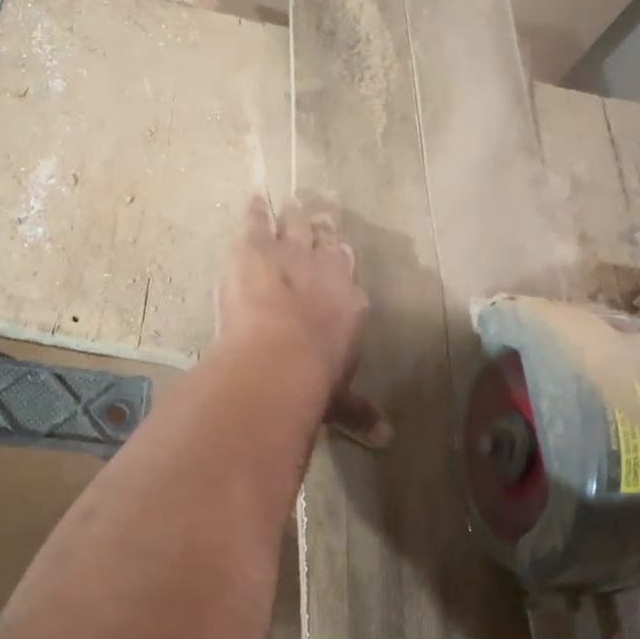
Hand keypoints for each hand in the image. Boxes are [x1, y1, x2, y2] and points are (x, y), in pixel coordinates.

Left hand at [219, 196, 390, 446]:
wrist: (279, 357)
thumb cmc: (313, 381)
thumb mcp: (338, 399)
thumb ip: (358, 411)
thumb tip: (386, 439)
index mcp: (350, 304)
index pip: (348, 276)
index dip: (342, 264)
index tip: (339, 255)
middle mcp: (326, 271)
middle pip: (325, 243)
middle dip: (321, 233)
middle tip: (318, 220)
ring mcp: (291, 254)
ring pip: (295, 226)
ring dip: (293, 217)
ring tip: (291, 206)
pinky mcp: (255, 247)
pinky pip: (257, 220)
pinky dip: (255, 210)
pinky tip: (253, 199)